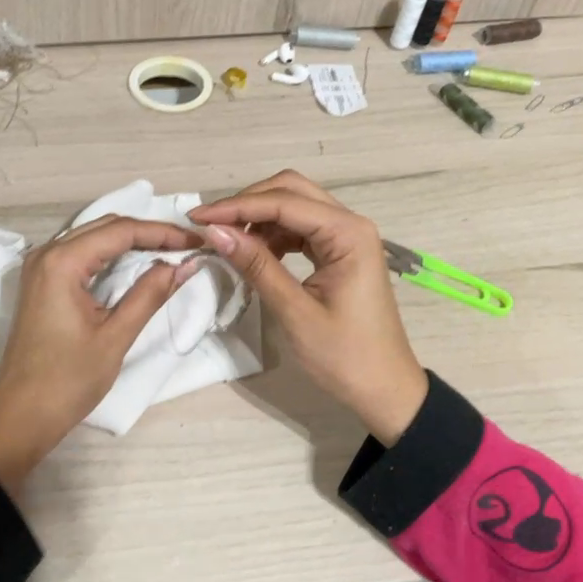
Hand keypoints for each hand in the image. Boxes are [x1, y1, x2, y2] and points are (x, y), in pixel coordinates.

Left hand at [0, 215, 203, 494]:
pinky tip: (135, 263)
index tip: (196, 243)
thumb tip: (183, 266)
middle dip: (148, 233)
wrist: (20, 415)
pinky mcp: (40, 281)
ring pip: (92, 236)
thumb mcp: (115, 337)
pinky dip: (110, 254)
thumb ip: (149, 295)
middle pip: (105, 227)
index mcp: (62, 262)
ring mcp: (40, 266)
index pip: (121, 231)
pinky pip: (80, 253)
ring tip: (168, 251)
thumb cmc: (68, 380)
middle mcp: (47, 253)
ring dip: (130, 240)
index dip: (162, 233)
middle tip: (186, 246)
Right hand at [188, 171, 427, 444]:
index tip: (197, 218)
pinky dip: (271, 234)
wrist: (385, 390)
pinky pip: (299, 228)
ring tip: (225, 240)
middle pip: (290, 191)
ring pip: (293, 206)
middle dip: (247, 203)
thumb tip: (215, 232)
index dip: (237, 207)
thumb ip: (256, 266)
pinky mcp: (338, 252)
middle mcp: (350, 224)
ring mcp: (346, 237)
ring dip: (258, 217)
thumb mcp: (295, 312)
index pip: (284, 202)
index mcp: (348, 233)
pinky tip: (251, 252)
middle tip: (209, 225)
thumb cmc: (344, 356)